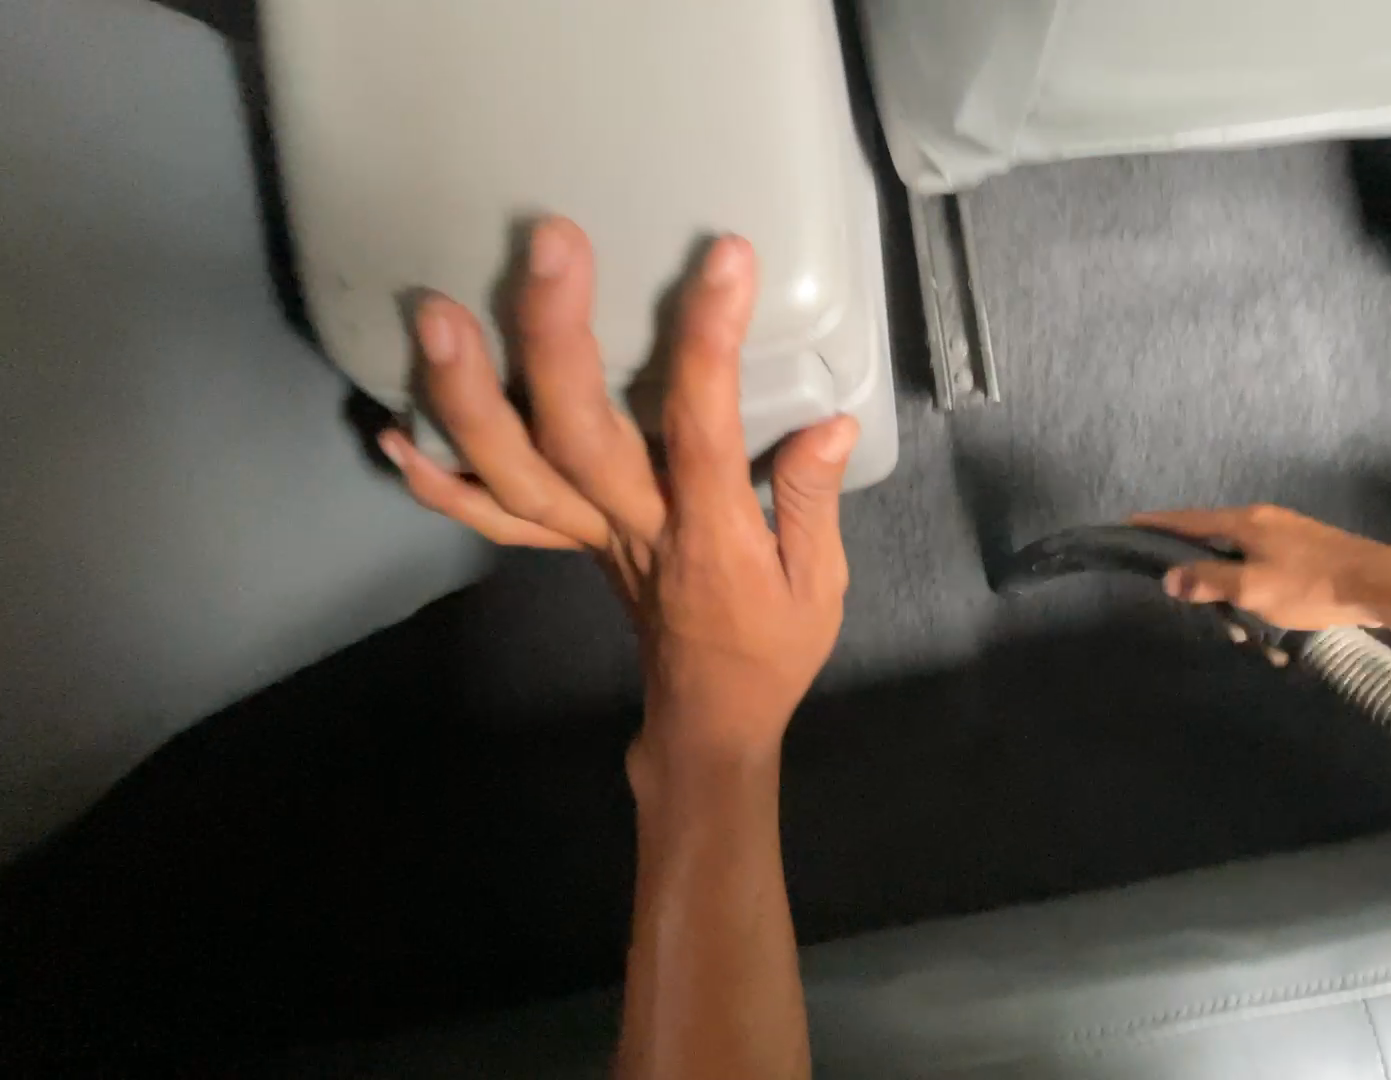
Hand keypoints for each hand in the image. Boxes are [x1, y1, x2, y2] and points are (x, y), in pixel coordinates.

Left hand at [377, 218, 856, 767]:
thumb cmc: (772, 647)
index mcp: (713, 535)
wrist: (711, 714)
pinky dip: (438, 481)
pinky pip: (494, 520)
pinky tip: (395, 432)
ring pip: (516, 472)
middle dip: (557, 339)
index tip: (726, 262)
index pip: (705, 428)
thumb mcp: (820, 582)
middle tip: (552, 248)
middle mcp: (637, 529)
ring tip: (437, 311)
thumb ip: (814, 503)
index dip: (711, 343)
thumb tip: (830, 424)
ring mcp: (591, 540)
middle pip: (581, 436)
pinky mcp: (572, 548)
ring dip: (469, 397)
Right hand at [1132, 506, 1390, 629]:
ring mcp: (1285, 531)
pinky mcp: (1304, 547)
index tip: (1129, 522)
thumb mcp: (1250, 588)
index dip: (1157, 523)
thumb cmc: (1310, 585)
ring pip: (1236, 549)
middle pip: (1210, 531)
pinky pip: (1258, 559)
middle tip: (1165, 569)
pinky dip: (1244, 578)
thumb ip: (1207, 581)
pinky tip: (1252, 604)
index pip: (1187, 519)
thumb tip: (1168, 577)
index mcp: (1243, 522)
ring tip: (1213, 602)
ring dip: (1220, 574)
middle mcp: (1261, 518)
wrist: (1382, 585)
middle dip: (1187, 552)